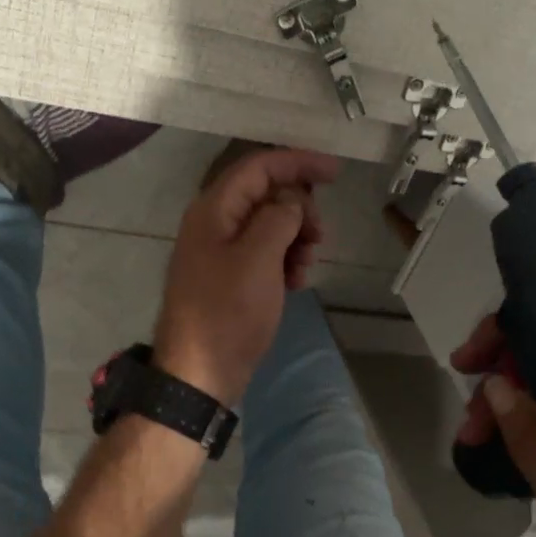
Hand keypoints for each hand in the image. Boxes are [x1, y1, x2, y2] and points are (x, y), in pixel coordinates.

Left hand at [152, 148, 340, 406]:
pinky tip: (297, 282)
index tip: (335, 172)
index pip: (258, 166)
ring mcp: (220, 253)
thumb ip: (278, 217)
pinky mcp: (229, 279)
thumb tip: (291, 201)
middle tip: (320, 235)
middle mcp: (214, 224)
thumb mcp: (258, 259)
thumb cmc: (227, 312)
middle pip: (265, 194)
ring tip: (308, 264)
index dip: (298, 162)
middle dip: (300, 208)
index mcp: (214, 210)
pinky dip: (285, 260)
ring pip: (268, 226)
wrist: (199, 374)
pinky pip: (263, 254)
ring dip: (296, 238)